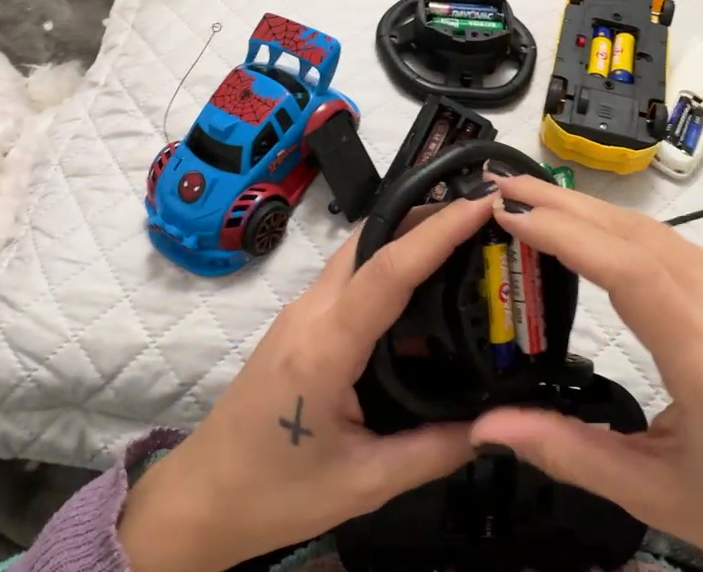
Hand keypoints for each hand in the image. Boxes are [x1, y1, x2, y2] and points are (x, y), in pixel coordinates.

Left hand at [118, 199, 492, 571]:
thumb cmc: (277, 493)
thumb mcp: (366, 483)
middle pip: (369, 242)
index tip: (483, 204)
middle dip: (426, 217)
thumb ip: (436, 450)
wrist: (203, 498)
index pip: (388, 270)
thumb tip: (499, 422)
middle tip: (484, 216)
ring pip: (356, 254)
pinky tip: (422, 289)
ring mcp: (299, 314)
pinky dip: (388, 266)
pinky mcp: (298, 324)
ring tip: (465, 242)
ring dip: (405, 237)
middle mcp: (309, 313)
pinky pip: (348, 278)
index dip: (438, 231)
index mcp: (324, 346)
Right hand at [472, 175, 702, 571]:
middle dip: (564, 205)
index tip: (509, 215)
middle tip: (501, 188)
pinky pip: (670, 244)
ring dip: (588, 209)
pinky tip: (581, 225)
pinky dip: (615, 227)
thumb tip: (484, 428)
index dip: (567, 234)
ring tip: (528, 199)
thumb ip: (566, 450)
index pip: (632, 273)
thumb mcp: (651, 495)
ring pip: (654, 232)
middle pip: (638, 237)